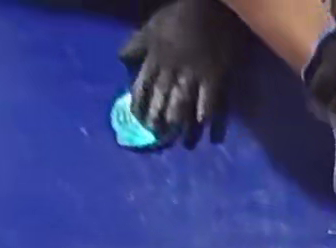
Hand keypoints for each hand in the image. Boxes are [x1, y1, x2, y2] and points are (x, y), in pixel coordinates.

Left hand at [119, 0, 245, 136]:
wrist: (209, 6)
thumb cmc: (180, 17)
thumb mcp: (152, 27)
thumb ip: (137, 45)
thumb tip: (120, 60)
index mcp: (156, 57)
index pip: (143, 86)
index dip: (139, 104)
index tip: (137, 121)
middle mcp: (172, 70)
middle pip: (163, 100)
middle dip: (160, 120)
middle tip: (159, 138)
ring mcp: (194, 76)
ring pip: (185, 106)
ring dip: (184, 126)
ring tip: (185, 145)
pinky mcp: (215, 79)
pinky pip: (212, 103)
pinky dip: (212, 119)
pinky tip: (211, 135)